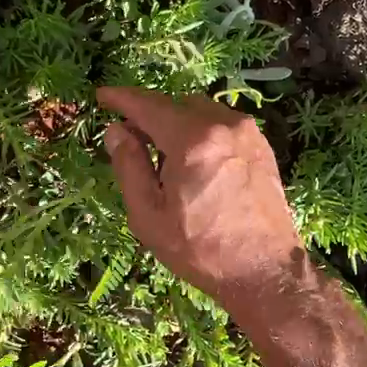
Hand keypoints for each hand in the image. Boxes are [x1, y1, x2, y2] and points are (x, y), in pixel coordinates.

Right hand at [96, 87, 304, 318]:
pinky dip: (201, 132)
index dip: (122, 98)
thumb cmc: (199, 248)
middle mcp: (222, 125)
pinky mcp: (261, 146)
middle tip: (131, 138)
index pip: (148, 106)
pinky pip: (222, 125)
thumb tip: (116, 130)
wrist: (264, 270)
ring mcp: (247, 133)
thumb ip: (129, 166)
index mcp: (192, 140)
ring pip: (201, 111)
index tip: (102, 96)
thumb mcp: (149, 215)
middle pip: (176, 104)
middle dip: (151, 115)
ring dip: (177, 123)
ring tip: (163, 155)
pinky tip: (194, 162)